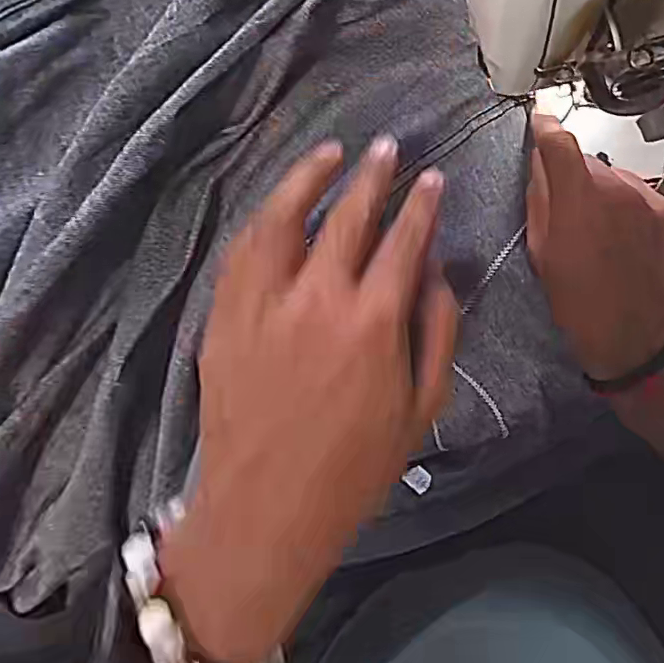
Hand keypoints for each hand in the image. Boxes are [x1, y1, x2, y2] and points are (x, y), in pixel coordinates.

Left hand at [163, 138, 456, 662]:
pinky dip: (265, 218)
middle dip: (374, 176)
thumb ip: (438, 331)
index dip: (422, 205)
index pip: (405, 242)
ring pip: (285, 219)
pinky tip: (280, 203)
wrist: (264, 514)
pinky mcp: (225, 317)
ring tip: (331, 152)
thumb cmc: (356, 468)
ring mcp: (264, 304)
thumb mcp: (423, 408)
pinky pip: (243, 252)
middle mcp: (318, 300)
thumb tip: (437, 272)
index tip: (432, 179)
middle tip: (388, 148)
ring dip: (310, 178)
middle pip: (350, 217)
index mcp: (374, 323)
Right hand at [526, 113, 663, 380]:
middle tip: (577, 218)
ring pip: (625, 183)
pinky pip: (654, 203)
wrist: (634, 341)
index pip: (559, 140)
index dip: (546, 128)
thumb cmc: (583, 305)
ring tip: (610, 239)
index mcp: (580, 197)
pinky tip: (635, 246)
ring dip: (615, 199)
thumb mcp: (541, 252)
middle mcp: (622, 191)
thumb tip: (541, 167)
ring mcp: (657, 205)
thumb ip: (540, 199)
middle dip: (581, 182)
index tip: (542, 122)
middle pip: (594, 165)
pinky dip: (643, 217)